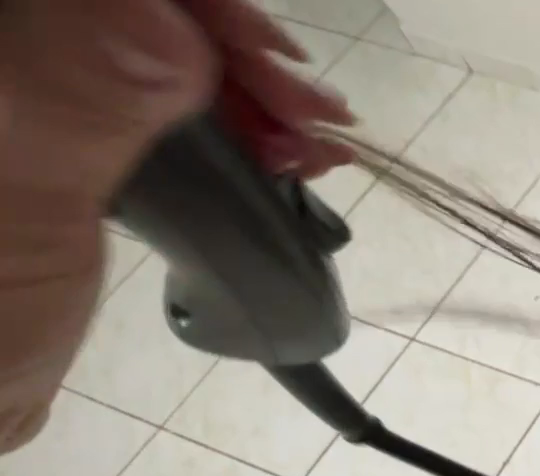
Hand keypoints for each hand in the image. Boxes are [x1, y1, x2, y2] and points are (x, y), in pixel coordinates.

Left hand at [0, 0, 352, 453]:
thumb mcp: (13, 200)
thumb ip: (72, 96)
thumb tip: (161, 11)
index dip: (189, 3)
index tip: (270, 59)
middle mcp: (8, 55)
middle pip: (137, 11)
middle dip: (233, 47)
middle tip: (315, 118)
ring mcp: (38, 92)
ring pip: (161, 48)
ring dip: (252, 88)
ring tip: (316, 148)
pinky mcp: (71, 132)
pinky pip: (169, 97)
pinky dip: (241, 120)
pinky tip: (288, 156)